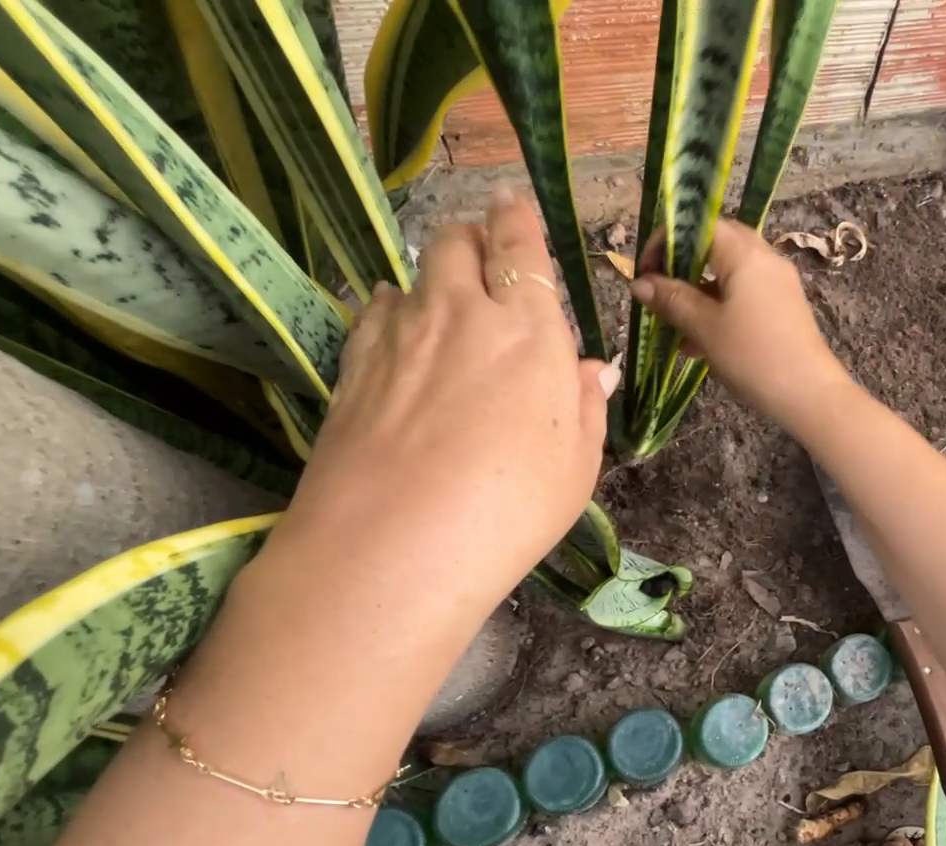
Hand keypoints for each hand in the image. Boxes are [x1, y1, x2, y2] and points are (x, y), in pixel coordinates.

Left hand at [260, 187, 616, 620]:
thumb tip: (591, 368)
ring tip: (448, 306)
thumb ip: (586, 405)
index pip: (523, 252)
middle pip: (459, 244)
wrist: (396, 543)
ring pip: (415, 273)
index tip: (513, 202)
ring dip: (436, 277)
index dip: (519, 221)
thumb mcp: (578, 465)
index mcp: (530, 333)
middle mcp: (463, 314)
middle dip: (475, 237)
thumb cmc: (514, 507)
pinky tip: (404, 339)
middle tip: (487, 257)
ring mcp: (401, 334)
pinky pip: (377, 311)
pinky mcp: (354, 362)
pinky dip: (395, 310)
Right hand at [629, 219, 852, 424]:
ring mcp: (779, 286)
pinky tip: (699, 346)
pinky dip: (720, 313)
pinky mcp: (785, 310)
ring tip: (674, 330)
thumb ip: (672, 301)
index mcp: (745, 254)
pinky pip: (745, 299)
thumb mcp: (706, 328)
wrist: (811, 395)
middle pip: (715, 249)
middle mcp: (765, 260)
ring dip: (698, 297)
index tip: (646, 273)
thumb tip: (639, 283)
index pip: (700, 225)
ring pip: (729, 278)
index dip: (667, 242)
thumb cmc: (754, 357)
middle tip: (659, 296)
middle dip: (682, 271)